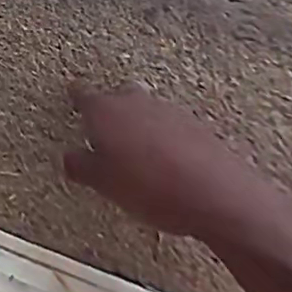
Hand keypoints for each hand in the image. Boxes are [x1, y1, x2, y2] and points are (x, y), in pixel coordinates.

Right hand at [63, 85, 291, 249]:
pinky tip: (169, 165)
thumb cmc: (153, 187)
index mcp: (103, 108)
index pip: (81, 93)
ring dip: (141, 126)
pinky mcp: (197, 128)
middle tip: (106, 133)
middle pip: (116, 97)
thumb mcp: (103, 183)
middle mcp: (133, 101)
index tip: (73, 99)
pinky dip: (167, 140)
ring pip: (146, 111)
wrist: (220, 197)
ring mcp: (167, 111)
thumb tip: (70, 159)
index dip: (75, 98)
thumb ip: (80, 166)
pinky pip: (173, 128)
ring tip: (140, 156)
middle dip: (111, 110)